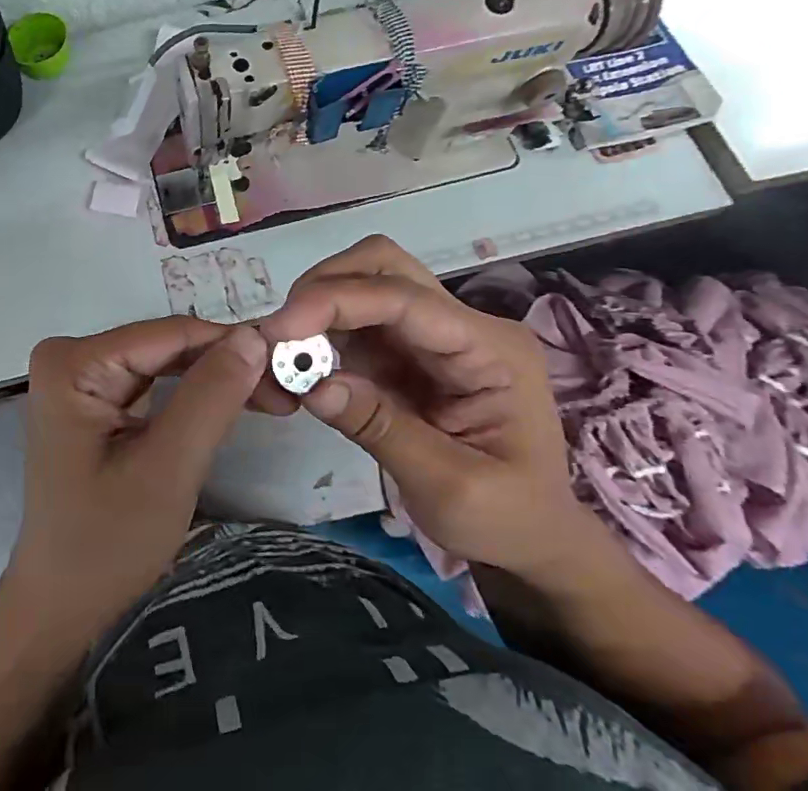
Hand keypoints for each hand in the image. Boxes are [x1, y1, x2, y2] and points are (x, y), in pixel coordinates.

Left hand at [4, 317, 267, 629]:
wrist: (62, 601)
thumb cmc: (107, 542)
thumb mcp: (167, 468)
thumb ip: (209, 397)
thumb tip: (253, 337)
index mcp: (72, 364)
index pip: (167, 334)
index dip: (233, 344)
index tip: (291, 365)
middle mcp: (68, 359)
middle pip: (164, 346)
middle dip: (225, 365)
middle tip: (288, 392)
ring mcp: (76, 381)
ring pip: (162, 364)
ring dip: (214, 380)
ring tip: (273, 400)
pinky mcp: (90, 404)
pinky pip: (150, 386)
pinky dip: (191, 397)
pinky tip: (230, 406)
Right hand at [257, 236, 596, 579]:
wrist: (529, 540)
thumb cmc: (507, 520)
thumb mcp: (450, 488)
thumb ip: (381, 429)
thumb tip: (313, 385)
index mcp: (489, 350)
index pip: (403, 298)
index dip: (335, 302)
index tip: (278, 332)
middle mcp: (459, 327)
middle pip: (381, 267)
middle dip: (322, 289)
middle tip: (278, 338)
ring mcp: (428, 337)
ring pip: (358, 287)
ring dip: (312, 312)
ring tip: (281, 360)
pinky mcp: (400, 354)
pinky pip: (348, 324)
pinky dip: (314, 336)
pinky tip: (297, 369)